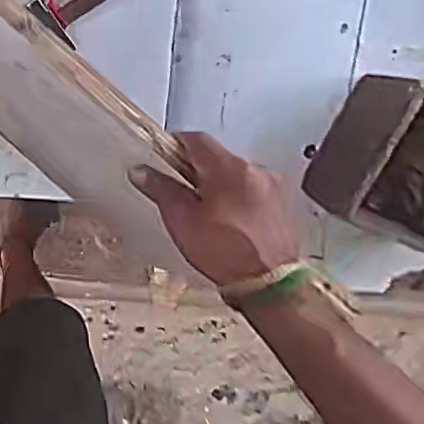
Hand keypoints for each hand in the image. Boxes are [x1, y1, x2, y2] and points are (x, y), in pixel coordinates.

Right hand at [128, 132, 300, 287]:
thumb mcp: (181, 218)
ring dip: (217, 184)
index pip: (196, 139)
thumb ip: (160, 188)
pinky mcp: (282, 205)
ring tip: (203, 211)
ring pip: (234, 174)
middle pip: (216, 157)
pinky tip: (225, 220)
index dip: (174, 145)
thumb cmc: (225, 251)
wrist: (269, 283)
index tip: (162, 157)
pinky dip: (235, 197)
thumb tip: (142, 171)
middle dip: (195, 169)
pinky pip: (251, 190)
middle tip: (178, 190)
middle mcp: (255, 171)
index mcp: (228, 168)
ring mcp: (272, 188)